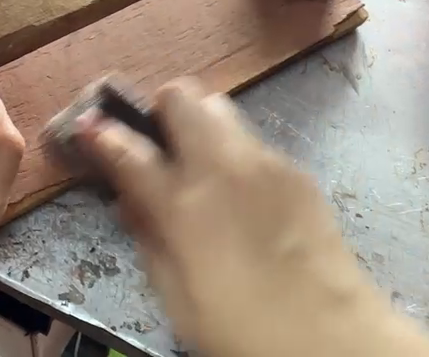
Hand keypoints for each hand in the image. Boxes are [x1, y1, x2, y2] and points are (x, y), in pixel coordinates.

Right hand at [77, 79, 428, 356]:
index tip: (87, 127)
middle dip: (160, 111)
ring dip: (200, 126)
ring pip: (218, 107)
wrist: (340, 346)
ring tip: (203, 169)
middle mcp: (221, 166)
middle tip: (160, 147)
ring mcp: (263, 161)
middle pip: (179, 95)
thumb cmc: (246, 336)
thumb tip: (130, 202)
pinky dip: (235, 155)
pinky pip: (251, 142)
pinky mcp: (296, 170)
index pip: (127, 149)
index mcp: (184, 205)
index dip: (100, 133)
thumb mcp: (179, 304)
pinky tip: (245, 199)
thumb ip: (149, 241)